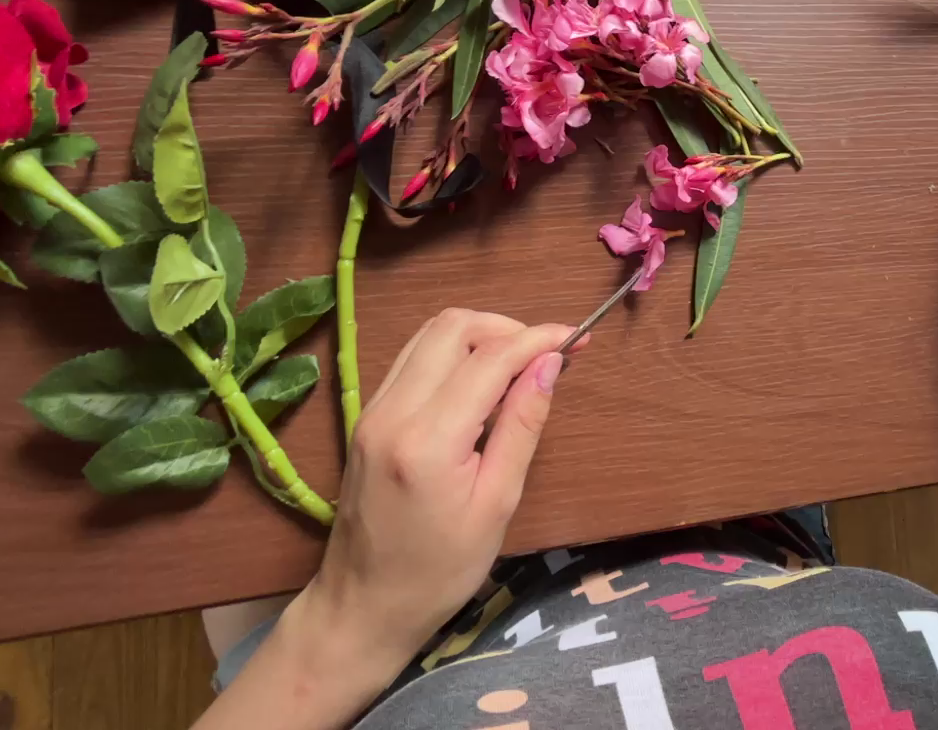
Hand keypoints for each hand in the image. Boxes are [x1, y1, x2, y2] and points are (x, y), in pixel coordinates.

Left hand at [286, 309, 573, 679]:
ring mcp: (373, 409)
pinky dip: (456, 352)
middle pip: (455, 327)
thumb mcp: (497, 502)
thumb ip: (523, 424)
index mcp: (428, 440)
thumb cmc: (440, 570)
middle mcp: (392, 411)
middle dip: (508, 328)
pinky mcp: (368, 414)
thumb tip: (550, 363)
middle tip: (545, 356)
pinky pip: (416, 356)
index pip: (491, 358)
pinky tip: (481, 383)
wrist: (360, 609)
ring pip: (432, 333)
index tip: (577, 337)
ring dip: (482, 335)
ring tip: (518, 366)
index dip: (539, 339)